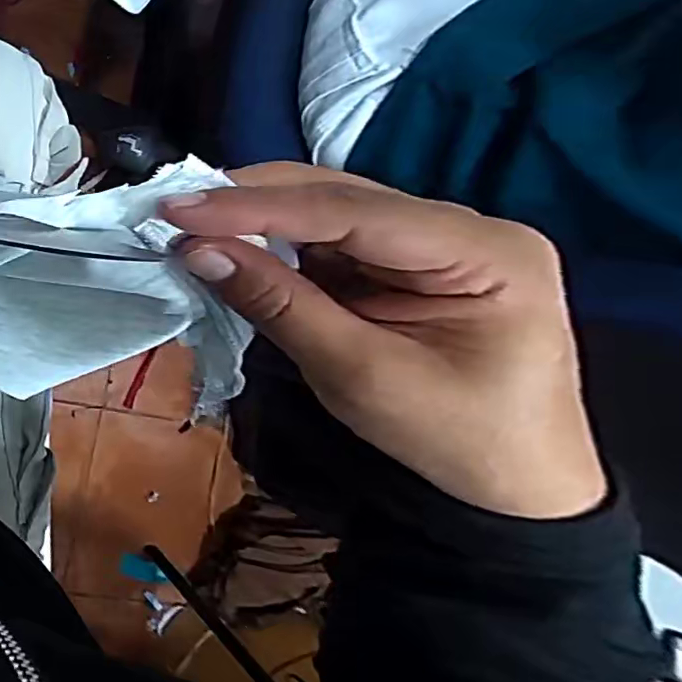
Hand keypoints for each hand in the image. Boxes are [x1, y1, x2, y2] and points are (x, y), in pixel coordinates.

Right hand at [160, 163, 605, 519]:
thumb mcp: (358, 374)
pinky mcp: (393, 257)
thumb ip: (277, 303)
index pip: (347, 210)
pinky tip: (226, 238)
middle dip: (247, 198)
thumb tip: (195, 250)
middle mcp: (457, 226)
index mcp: (482, 251)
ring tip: (187, 220)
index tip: (178, 208)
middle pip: (334, 193)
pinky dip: (266, 236)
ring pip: (320, 205)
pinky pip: (318, 233)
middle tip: (171, 208)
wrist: (510, 488)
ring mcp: (425, 238)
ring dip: (250, 213)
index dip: (254, 206)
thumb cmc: (452, 438)